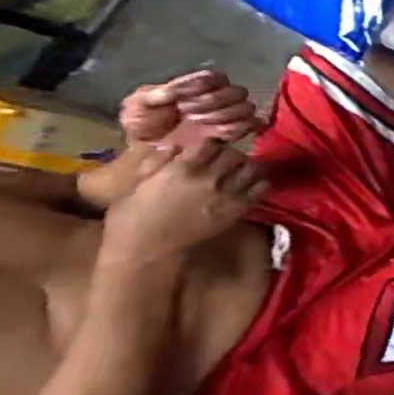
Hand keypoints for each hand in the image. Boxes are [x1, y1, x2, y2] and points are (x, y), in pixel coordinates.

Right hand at [102, 141, 266, 262]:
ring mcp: (228, 193)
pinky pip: (262, 187)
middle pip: (235, 154)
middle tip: (223, 161)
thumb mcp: (135, 185)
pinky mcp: (240, 208)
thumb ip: (156, 162)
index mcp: (182, 169)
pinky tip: (249, 184)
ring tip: (238, 171)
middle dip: (229, 155)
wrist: (148, 250)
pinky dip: (260, 182)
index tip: (205, 150)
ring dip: (247, 166)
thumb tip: (175, 145)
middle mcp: (210, 178)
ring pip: (252, 168)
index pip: (210, 144)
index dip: (209, 145)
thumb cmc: (131, 218)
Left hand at [119, 71, 257, 146]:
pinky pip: (254, 125)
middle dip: (214, 102)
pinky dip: (239, 128)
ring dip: (224, 116)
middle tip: (189, 114)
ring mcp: (233, 114)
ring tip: (200, 125)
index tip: (181, 100)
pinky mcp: (238, 132)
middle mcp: (222, 97)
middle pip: (238, 92)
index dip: (204, 87)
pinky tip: (217, 134)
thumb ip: (157, 93)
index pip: (218, 77)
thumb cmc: (142, 121)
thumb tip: (179, 91)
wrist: (149, 147)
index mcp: (200, 85)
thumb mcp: (138, 103)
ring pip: (247, 108)